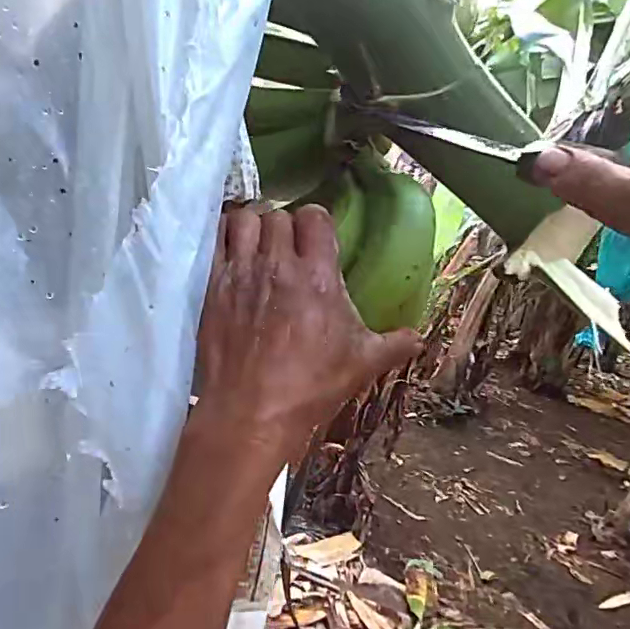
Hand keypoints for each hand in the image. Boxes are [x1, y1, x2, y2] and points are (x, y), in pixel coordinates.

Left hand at [193, 205, 420, 458]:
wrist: (252, 413)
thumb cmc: (310, 388)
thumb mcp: (362, 365)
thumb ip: (394, 344)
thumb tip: (417, 338)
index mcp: (318, 277)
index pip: (315, 217)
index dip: (317, 222)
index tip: (316, 237)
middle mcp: (278, 266)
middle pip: (278, 215)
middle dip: (285, 226)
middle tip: (287, 247)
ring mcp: (241, 275)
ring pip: (245, 220)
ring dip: (253, 226)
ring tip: (257, 244)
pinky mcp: (213, 289)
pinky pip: (214, 242)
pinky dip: (223, 239)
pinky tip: (230, 253)